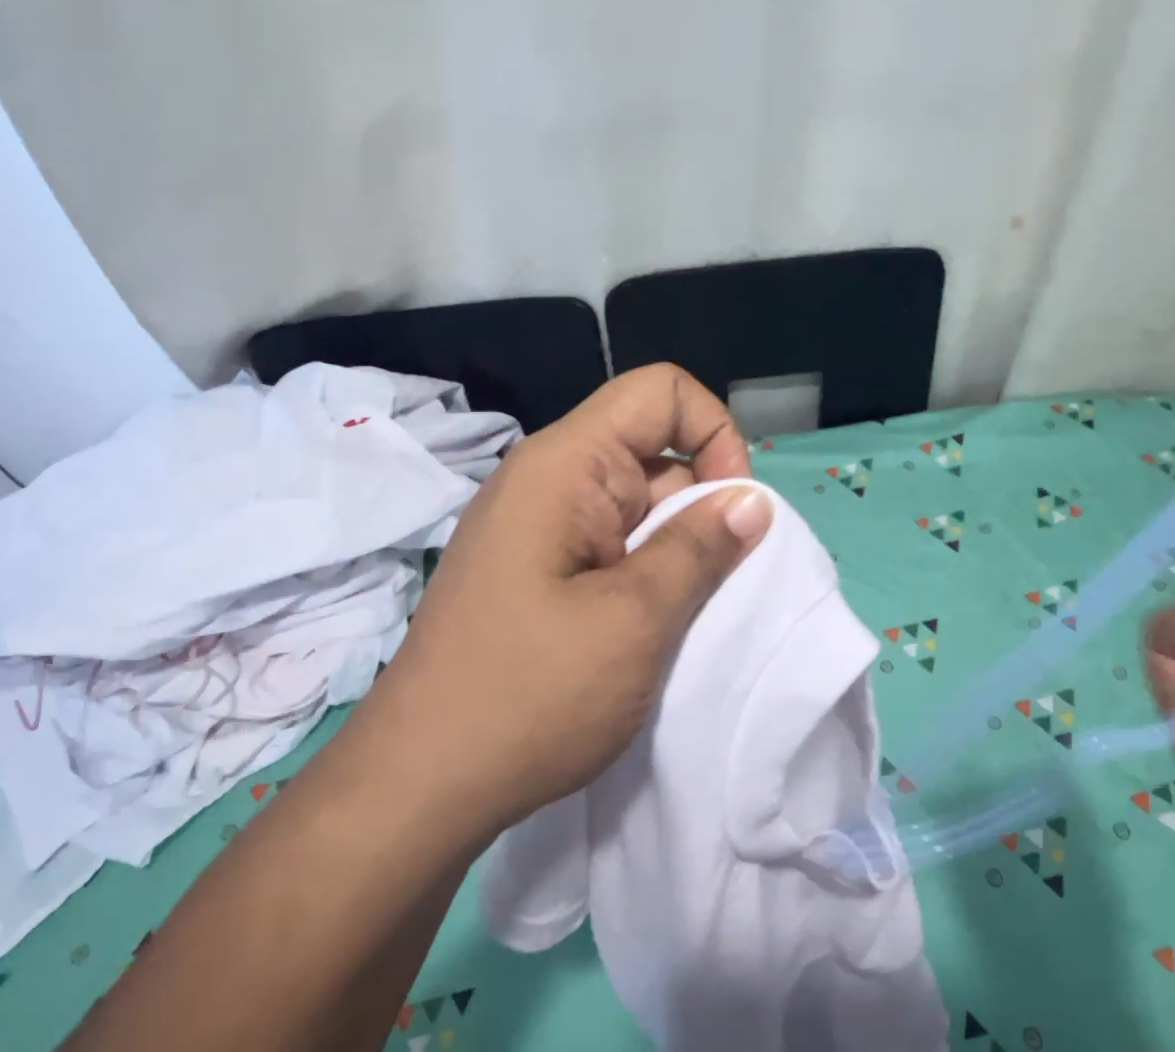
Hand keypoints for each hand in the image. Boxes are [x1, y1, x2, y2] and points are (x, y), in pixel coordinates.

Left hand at [363, 364, 772, 831]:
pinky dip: (646, 580)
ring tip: (688, 619)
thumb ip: (699, 550)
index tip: (734, 511)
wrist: (423, 784)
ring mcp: (537, 534)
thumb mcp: (633, 621)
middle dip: (703, 506)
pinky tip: (655, 634)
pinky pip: (610, 552)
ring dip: (677, 553)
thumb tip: (751, 499)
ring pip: (636, 510)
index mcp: (562, 468)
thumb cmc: (529, 696)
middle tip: (718, 587)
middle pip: (652, 452)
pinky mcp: (535, 577)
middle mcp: (546, 484)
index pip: (658, 392)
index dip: (713, 434)